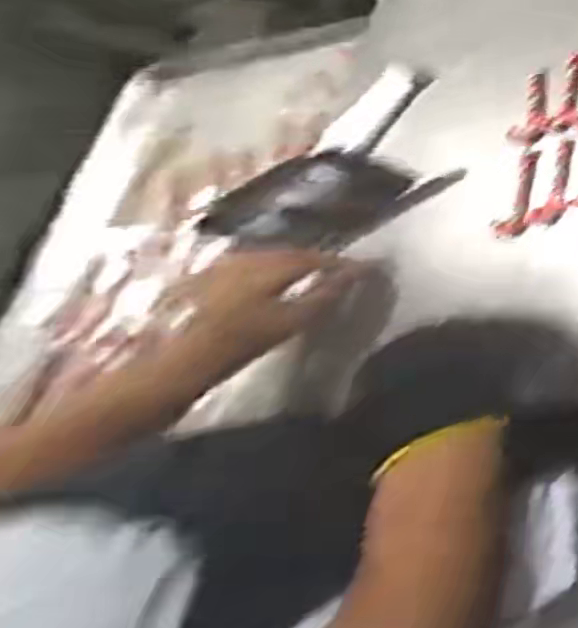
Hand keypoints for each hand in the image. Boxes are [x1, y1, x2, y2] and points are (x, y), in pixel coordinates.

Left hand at [159, 250, 357, 375]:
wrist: (161, 374)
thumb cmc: (234, 347)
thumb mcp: (289, 323)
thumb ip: (326, 293)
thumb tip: (361, 271)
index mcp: (266, 266)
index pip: (316, 258)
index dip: (342, 263)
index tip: (366, 269)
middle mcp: (241, 259)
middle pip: (289, 253)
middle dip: (316, 260)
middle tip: (339, 273)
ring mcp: (214, 270)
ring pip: (265, 258)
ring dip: (290, 264)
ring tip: (307, 277)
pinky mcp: (196, 282)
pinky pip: (243, 267)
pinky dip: (264, 271)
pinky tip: (268, 285)